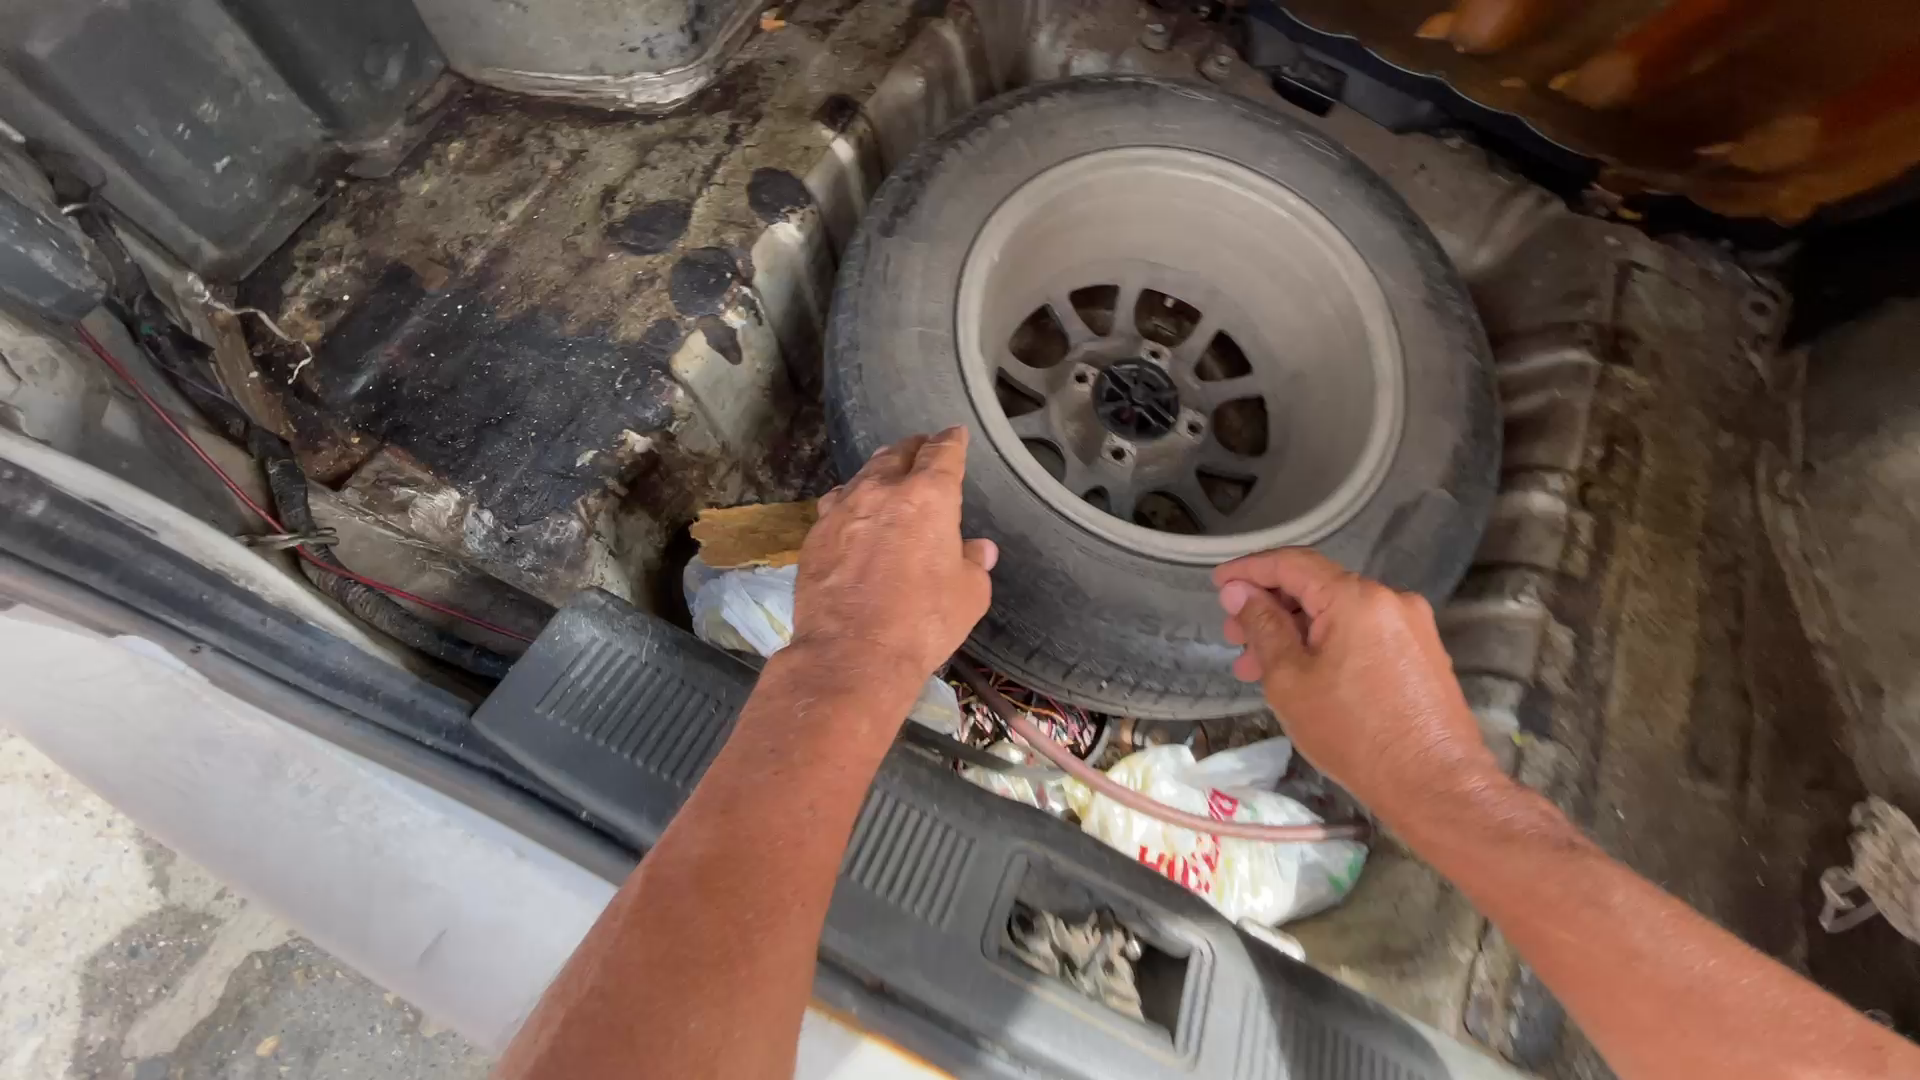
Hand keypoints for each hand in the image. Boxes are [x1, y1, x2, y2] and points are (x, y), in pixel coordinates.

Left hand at [791, 427, 996, 687]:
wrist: (853, 653)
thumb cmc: (924, 622)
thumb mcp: (969, 594)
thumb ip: (974, 563)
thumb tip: (979, 550)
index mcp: (929, 497)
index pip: (943, 453)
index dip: (952, 441)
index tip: (955, 435)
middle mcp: (883, 491)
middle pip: (898, 454)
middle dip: (913, 448)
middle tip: (921, 447)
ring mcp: (843, 511)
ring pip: (863, 475)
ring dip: (879, 470)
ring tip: (886, 473)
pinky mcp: (815, 535)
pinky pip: (836, 505)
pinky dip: (850, 502)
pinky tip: (852, 512)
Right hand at [1213, 548, 1502, 818]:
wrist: (1437, 787)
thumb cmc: (1352, 732)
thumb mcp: (1289, 678)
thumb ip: (1261, 626)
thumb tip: (1238, 592)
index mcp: (1356, 598)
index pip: (1291, 563)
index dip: (1248, 569)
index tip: (1218, 583)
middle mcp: (1389, 599)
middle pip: (1315, 587)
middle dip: (1267, 608)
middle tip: (1232, 638)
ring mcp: (1410, 626)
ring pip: (1335, 614)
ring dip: (1292, 632)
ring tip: (1257, 668)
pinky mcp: (1420, 653)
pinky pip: (1359, 633)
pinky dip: (1322, 645)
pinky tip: (1299, 675)